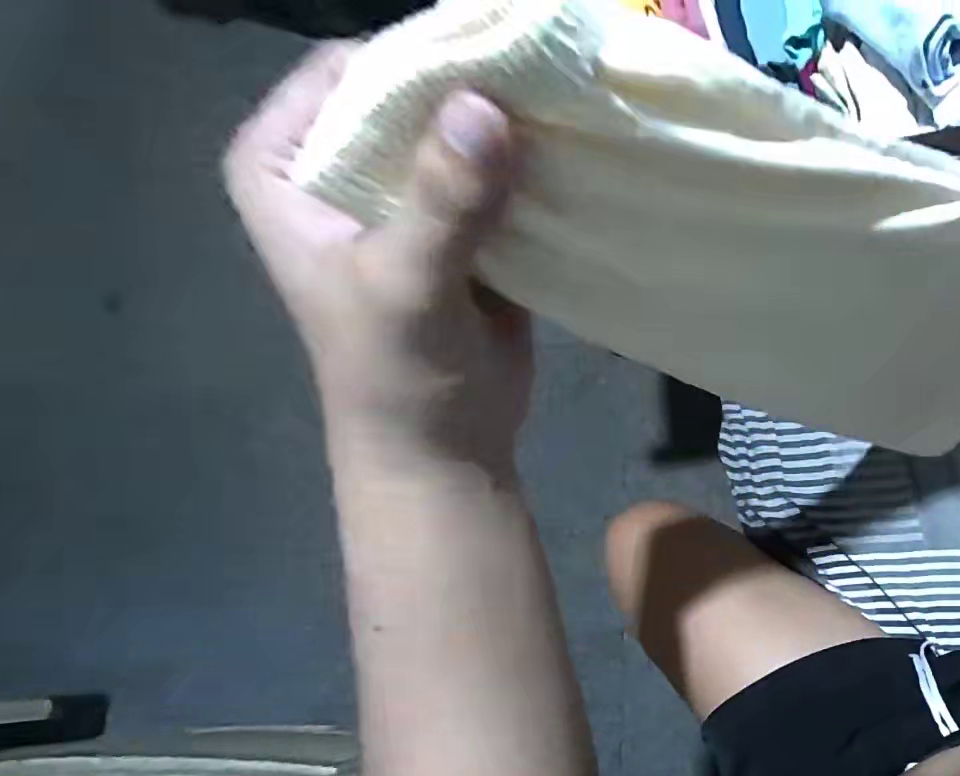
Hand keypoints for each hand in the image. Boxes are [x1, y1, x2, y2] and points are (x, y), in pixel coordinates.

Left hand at [224, 43, 529, 472]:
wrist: (447, 446)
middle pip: (414, 112)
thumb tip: (486, 108)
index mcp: (290, 167)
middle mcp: (347, 178)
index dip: (417, 60)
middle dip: (476, 102)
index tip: (494, 50)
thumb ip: (443, 200)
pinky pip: (503, 201)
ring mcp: (415, 214)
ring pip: (466, 156)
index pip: (348, 78)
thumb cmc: (400, 371)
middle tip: (547, 85)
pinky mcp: (471, 248)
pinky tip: (574, 177)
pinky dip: (536, 189)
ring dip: (514, 145)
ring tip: (570, 124)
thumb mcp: (408, 281)